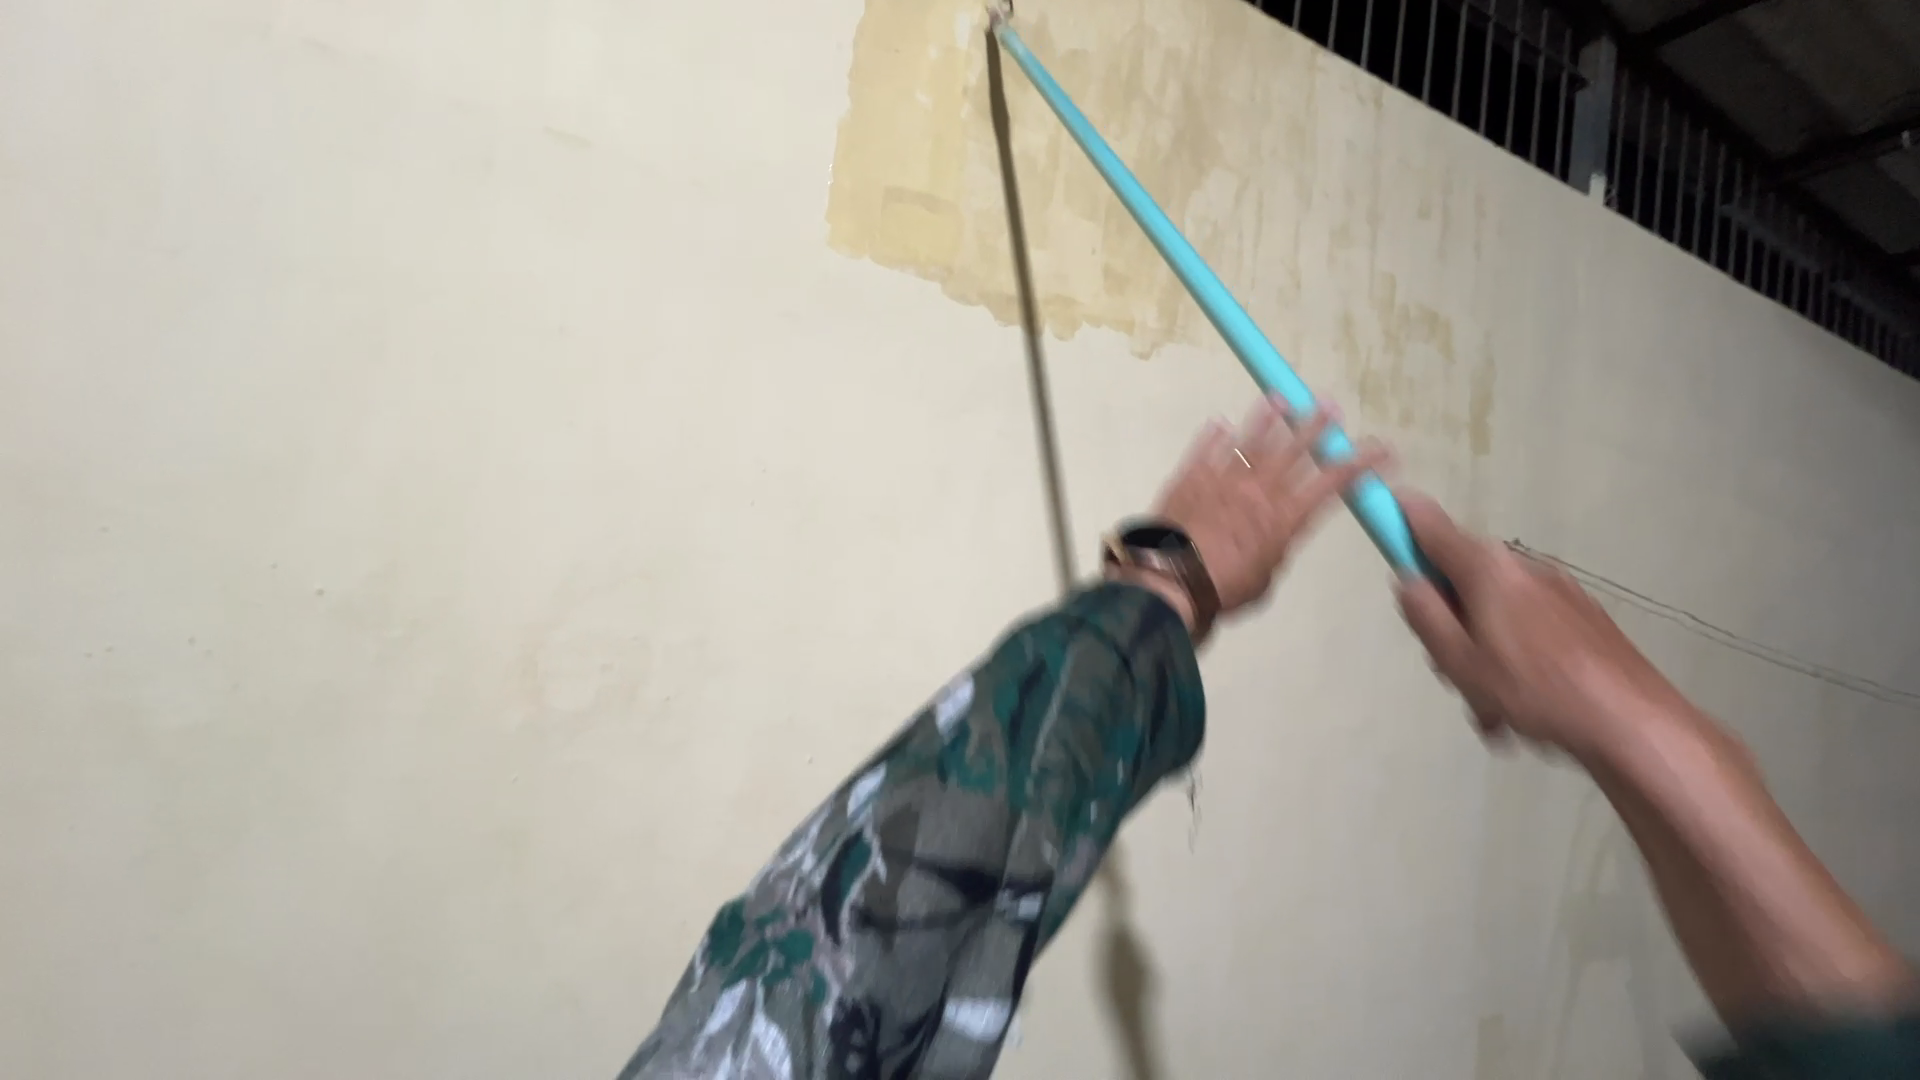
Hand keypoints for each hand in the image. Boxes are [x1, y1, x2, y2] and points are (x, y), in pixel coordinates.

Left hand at [1145, 395, 1387, 623]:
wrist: (1171, 580)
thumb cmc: (1224, 589)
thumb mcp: (1266, 576)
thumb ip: (1276, 547)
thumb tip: (1276, 532)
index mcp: (1285, 516)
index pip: (1332, 482)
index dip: (1359, 463)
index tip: (1382, 449)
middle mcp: (1258, 489)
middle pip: (1293, 449)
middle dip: (1315, 426)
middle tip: (1330, 404)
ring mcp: (1221, 478)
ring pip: (1250, 440)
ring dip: (1267, 418)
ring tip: (1279, 398)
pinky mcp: (1189, 477)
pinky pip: (1204, 449)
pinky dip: (1213, 436)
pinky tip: (1220, 423)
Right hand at [1393, 492, 1689, 758]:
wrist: (1636, 724)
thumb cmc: (1533, 689)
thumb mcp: (1457, 658)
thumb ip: (1423, 613)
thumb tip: (1407, 578)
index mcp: (1486, 568)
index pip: (1427, 524)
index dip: (1398, 517)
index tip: (1378, 517)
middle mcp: (1520, 567)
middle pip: (1458, 577)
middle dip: (1445, 619)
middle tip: (1448, 665)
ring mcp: (1556, 591)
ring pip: (1490, 611)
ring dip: (1478, 651)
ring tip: (1490, 703)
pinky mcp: (1581, 617)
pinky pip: (1524, 629)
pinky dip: (1512, 659)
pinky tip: (1521, 706)